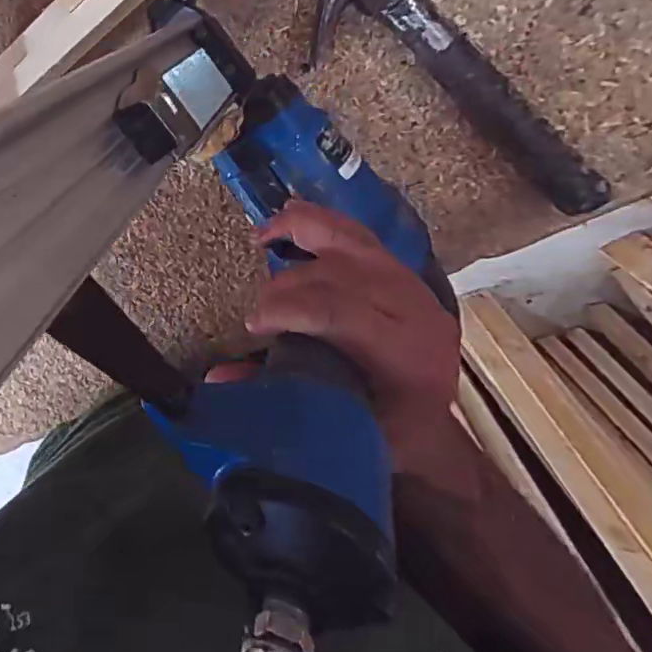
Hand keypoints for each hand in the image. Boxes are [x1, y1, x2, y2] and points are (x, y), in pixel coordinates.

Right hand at [241, 201, 463, 471]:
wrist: (433, 424)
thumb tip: (219, 375)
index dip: (288, 309)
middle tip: (258, 310)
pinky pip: (355, 232)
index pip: (340, 311)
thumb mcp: (342, 428)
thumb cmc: (388, 434)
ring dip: (300, 232)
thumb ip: (285, 401)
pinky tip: (287, 217)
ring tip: (261, 236)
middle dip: (286, 285)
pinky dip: (318, 221)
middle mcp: (413, 308)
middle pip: (337, 273)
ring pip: (349, 239)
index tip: (254, 324)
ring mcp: (409, 282)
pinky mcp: (399, 270)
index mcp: (406, 353)